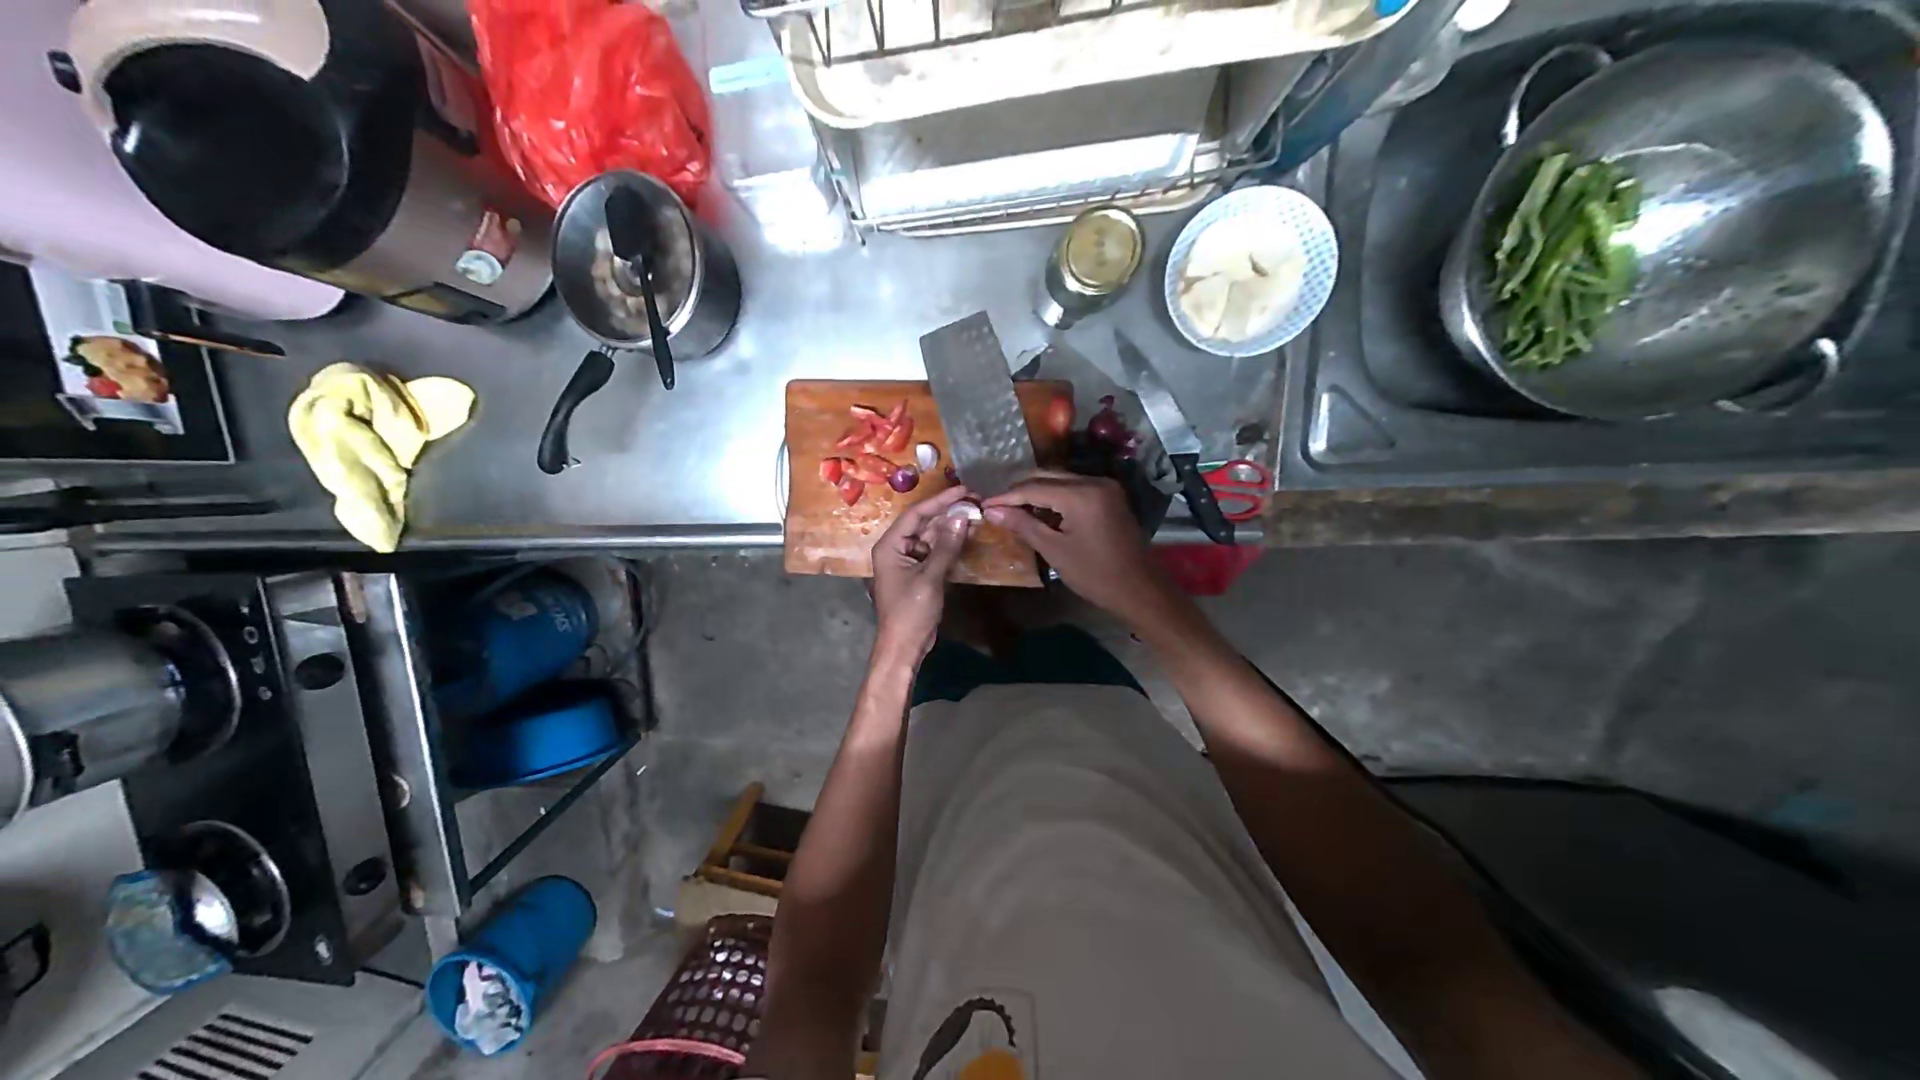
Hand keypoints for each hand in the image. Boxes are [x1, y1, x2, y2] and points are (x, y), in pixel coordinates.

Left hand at [871, 486, 975, 662]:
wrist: (904, 646)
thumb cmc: (911, 612)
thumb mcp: (930, 578)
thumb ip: (946, 547)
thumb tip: (962, 517)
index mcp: (890, 546)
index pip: (916, 513)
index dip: (940, 500)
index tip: (963, 490)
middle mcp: (896, 548)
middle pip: (923, 522)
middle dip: (948, 512)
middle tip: (975, 500)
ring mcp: (907, 561)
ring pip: (930, 535)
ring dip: (951, 527)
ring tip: (976, 514)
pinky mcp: (918, 572)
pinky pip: (934, 550)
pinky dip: (949, 543)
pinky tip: (967, 535)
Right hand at [982, 471, 1175, 628]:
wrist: (1140, 589)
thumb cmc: (1095, 574)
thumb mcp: (1054, 550)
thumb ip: (1023, 525)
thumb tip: (992, 511)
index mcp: (1081, 494)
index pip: (1033, 488)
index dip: (1006, 496)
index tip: (984, 504)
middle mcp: (1094, 482)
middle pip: (1047, 477)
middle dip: (1020, 490)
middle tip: (996, 505)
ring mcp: (1104, 487)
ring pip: (1060, 480)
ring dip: (1036, 492)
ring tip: (1012, 509)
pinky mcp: (1109, 496)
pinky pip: (1074, 488)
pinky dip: (1054, 496)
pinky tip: (1039, 511)